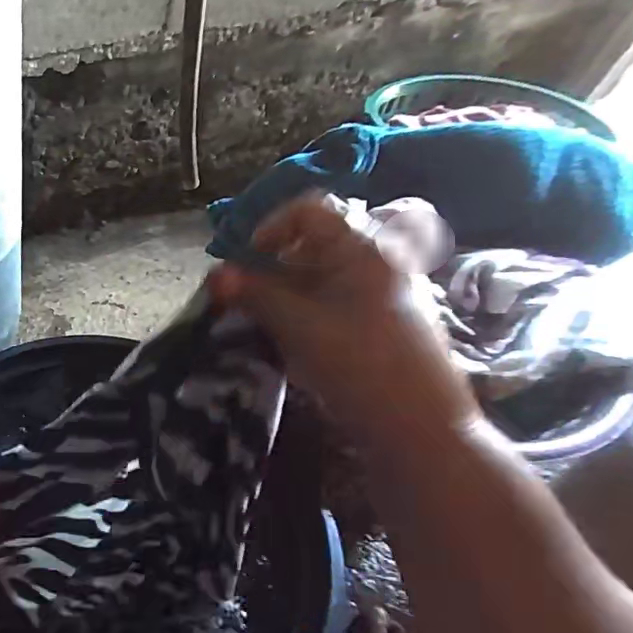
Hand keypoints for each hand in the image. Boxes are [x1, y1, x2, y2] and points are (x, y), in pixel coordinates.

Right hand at [209, 191, 478, 446]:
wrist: (417, 423)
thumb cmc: (356, 363)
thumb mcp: (295, 324)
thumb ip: (253, 293)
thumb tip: (214, 274)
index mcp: (364, 247)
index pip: (310, 209)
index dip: (269, 227)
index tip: (245, 261)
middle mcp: (382, 257)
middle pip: (321, 237)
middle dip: (280, 257)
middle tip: (257, 285)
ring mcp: (389, 288)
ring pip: (331, 266)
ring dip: (294, 281)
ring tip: (273, 310)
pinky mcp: (387, 317)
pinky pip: (342, 292)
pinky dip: (313, 301)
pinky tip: (297, 332)